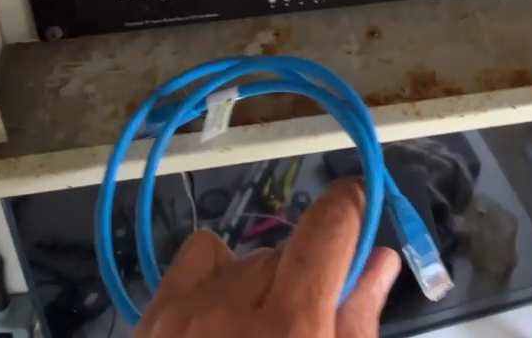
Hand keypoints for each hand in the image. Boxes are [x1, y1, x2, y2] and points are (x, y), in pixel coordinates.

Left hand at [135, 179, 400, 337]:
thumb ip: (359, 322)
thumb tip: (380, 262)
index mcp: (292, 326)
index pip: (329, 223)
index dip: (351, 206)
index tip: (360, 206)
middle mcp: (235, 303)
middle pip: (288, 249)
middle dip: (307, 276)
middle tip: (308, 326)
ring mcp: (186, 311)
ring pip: (247, 256)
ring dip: (264, 282)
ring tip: (259, 337)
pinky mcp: (151, 320)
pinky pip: (199, 256)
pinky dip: (219, 273)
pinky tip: (222, 314)